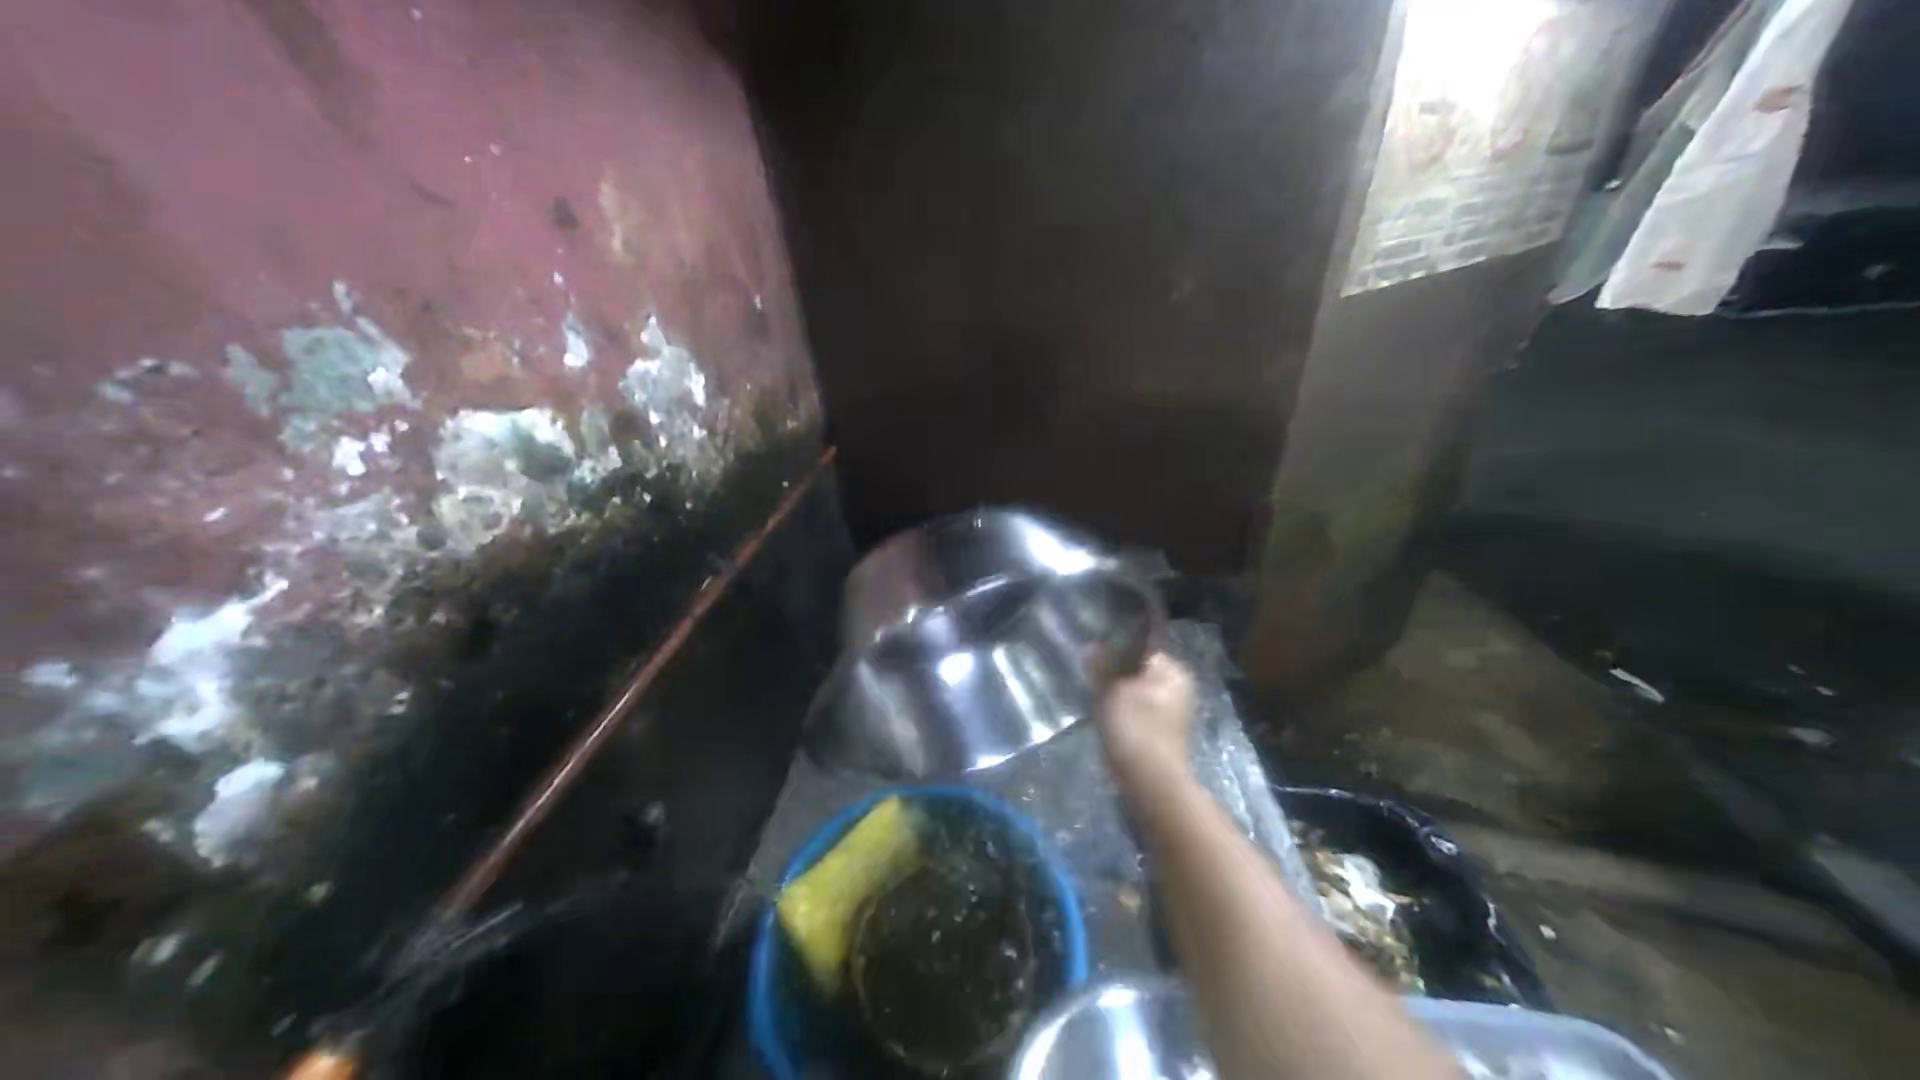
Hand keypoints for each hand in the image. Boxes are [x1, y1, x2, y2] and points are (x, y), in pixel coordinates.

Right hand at [1097, 652, 1196, 786]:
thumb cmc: (1136, 728)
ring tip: (1096, 701)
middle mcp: (1179, 688)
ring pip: (1136, 693)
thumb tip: (1091, 646)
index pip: (1141, 647)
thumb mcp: (1113, 691)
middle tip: (1091, 680)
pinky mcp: (1161, 734)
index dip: (1115, 650)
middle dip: (1116, 675)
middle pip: (1138, 671)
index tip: (1093, 659)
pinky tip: (1107, 721)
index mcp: (1174, 672)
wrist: (1151, 782)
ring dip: (1117, 696)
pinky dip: (1122, 714)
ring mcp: (1172, 713)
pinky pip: (1137, 713)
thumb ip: (1102, 666)